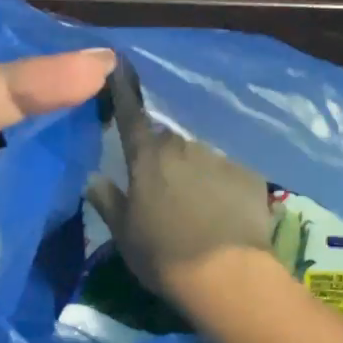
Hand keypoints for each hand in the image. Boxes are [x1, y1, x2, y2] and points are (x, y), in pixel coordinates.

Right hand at [85, 94, 273, 300]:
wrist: (227, 275)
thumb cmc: (163, 256)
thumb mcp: (124, 234)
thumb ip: (107, 200)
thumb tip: (93, 177)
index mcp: (146, 158)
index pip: (130, 116)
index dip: (123, 92)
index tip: (119, 67)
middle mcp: (183, 147)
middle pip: (168, 140)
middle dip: (164, 154)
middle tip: (164, 184)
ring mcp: (219, 157)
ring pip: (200, 155)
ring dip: (195, 170)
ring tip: (198, 203)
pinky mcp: (249, 174)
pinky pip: (229, 171)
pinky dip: (224, 185)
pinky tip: (225, 211)